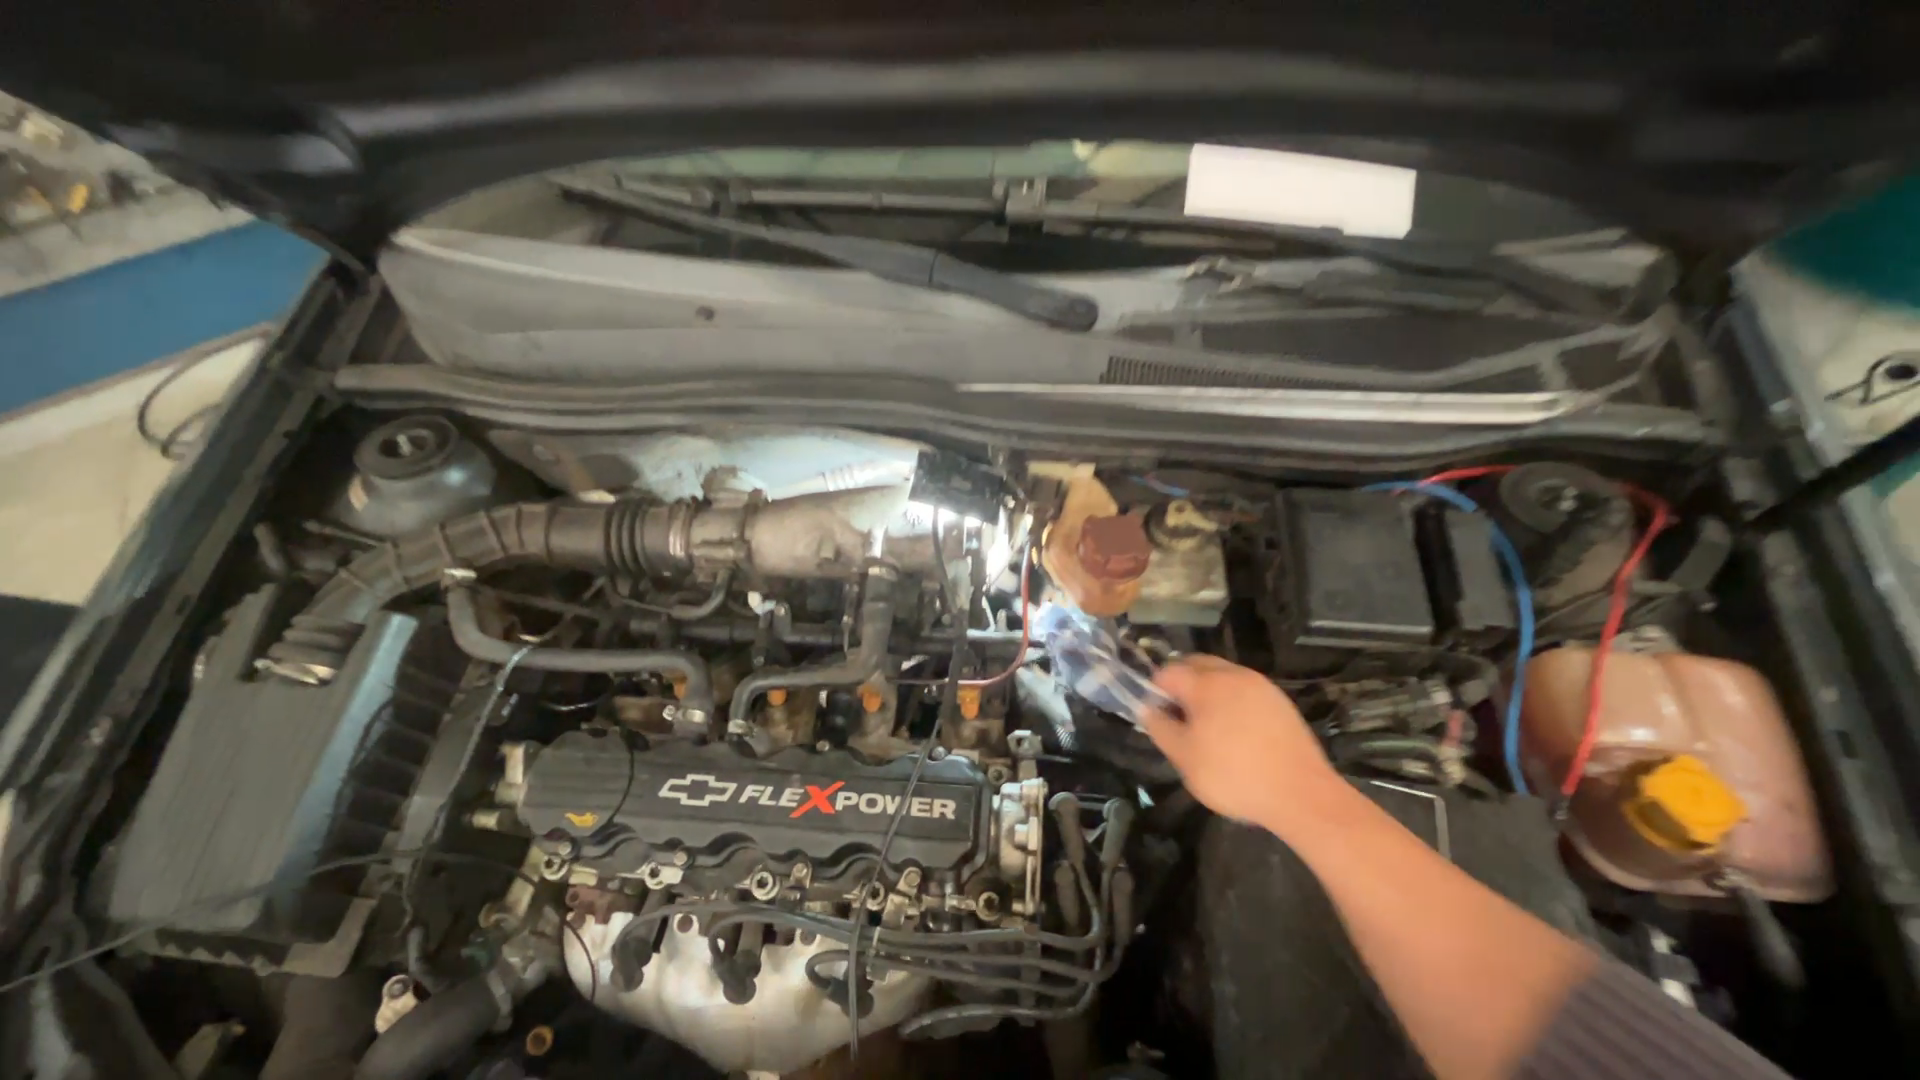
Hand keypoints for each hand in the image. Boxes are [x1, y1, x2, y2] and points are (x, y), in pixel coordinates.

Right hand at [1139, 655, 1341, 831]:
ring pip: (1223, 675)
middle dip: (1182, 684)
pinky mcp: (1280, 701)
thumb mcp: (1184, 758)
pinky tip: (1237, 732)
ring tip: (1208, 727)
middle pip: (1196, 664)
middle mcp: (1234, 674)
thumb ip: (1160, 728)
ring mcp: (1261, 686)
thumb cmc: (1233, 775)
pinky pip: (1245, 690)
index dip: (1155, 692)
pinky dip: (1232, 701)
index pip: (1168, 671)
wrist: (1300, 793)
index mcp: (1206, 683)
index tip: (1158, 718)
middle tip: (1179, 719)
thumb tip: (1147, 708)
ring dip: (1207, 691)